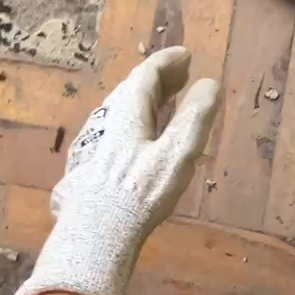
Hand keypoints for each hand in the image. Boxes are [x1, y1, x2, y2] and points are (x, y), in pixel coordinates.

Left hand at [8, 47, 220, 294]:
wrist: (93, 238)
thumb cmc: (140, 194)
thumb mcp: (178, 154)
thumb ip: (195, 117)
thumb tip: (209, 84)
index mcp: (126, 111)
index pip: (147, 73)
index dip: (168, 61)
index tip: (186, 56)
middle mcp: (105, 120)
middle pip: (132, 90)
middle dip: (159, 80)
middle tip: (182, 77)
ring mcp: (92, 144)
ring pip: (120, 112)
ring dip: (145, 102)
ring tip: (165, 105)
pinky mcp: (85, 167)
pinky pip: (114, 132)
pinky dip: (134, 124)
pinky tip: (138, 142)